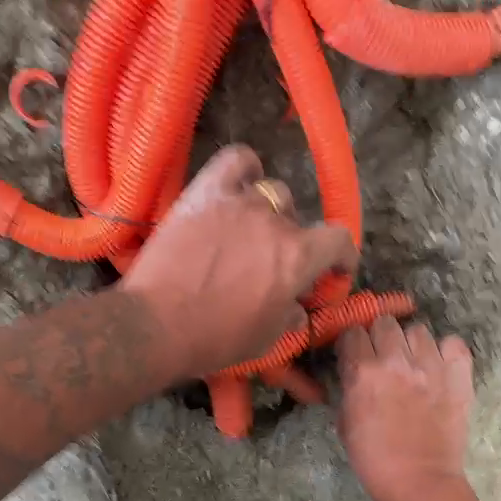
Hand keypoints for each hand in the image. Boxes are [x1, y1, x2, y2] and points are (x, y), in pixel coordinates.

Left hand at [122, 146, 357, 376]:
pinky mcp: (205, 192)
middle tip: (274, 266)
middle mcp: (275, 222)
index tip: (335, 269)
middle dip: (294, 244)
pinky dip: (246, 168)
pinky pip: (237, 160)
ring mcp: (239, 201)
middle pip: (298, 220)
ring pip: (270, 192)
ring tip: (251, 232)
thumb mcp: (265, 340)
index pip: (339, 240)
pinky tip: (241, 183)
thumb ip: (289, 317)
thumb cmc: (215, 339)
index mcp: (297, 258)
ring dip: (269, 212)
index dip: (342, 255)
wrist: (157, 325)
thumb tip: (297, 308)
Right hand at [336, 316, 474, 500]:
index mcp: (363, 372)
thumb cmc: (374, 458)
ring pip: (418, 330)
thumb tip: (354, 371)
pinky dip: (445, 352)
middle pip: (385, 323)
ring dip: (412, 344)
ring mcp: (432, 364)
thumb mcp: (345, 422)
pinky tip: (439, 369)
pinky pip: (452, 344)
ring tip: (414, 365)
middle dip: (381, 338)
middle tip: (384, 359)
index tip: (356, 356)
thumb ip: (349, 388)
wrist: (419, 480)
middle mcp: (397, 360)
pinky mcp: (459, 374)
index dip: (353, 344)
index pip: (353, 333)